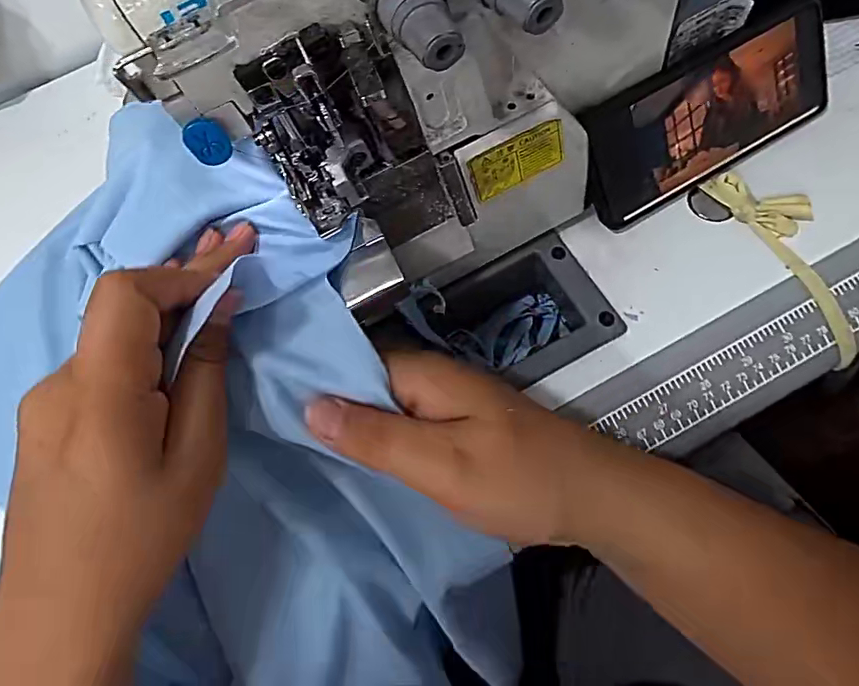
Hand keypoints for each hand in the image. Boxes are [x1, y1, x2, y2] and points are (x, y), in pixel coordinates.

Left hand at [0, 223, 255, 685]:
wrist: (58, 617)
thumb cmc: (139, 539)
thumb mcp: (196, 457)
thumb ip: (204, 372)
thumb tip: (220, 308)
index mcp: (98, 390)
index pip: (129, 294)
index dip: (184, 269)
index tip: (234, 250)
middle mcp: (60, 381)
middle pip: (119, 304)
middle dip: (181, 274)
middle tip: (232, 244)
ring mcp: (46, 399)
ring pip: (111, 330)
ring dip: (162, 309)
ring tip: (213, 292)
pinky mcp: (46, 416)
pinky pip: (101, 359)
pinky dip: (141, 343)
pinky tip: (172, 355)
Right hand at [304, 350, 641, 546]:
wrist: (590, 497)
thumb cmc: (516, 479)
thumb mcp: (441, 464)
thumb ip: (377, 437)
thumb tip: (310, 404)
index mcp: (422, 374)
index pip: (351, 362)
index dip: (312, 378)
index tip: (268, 398)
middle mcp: (430, 376)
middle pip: (364, 380)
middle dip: (327, 401)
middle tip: (278, 431)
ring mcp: (445, 399)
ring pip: (383, 402)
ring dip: (352, 421)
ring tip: (304, 445)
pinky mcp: (456, 423)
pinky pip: (404, 421)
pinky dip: (380, 436)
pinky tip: (360, 459)